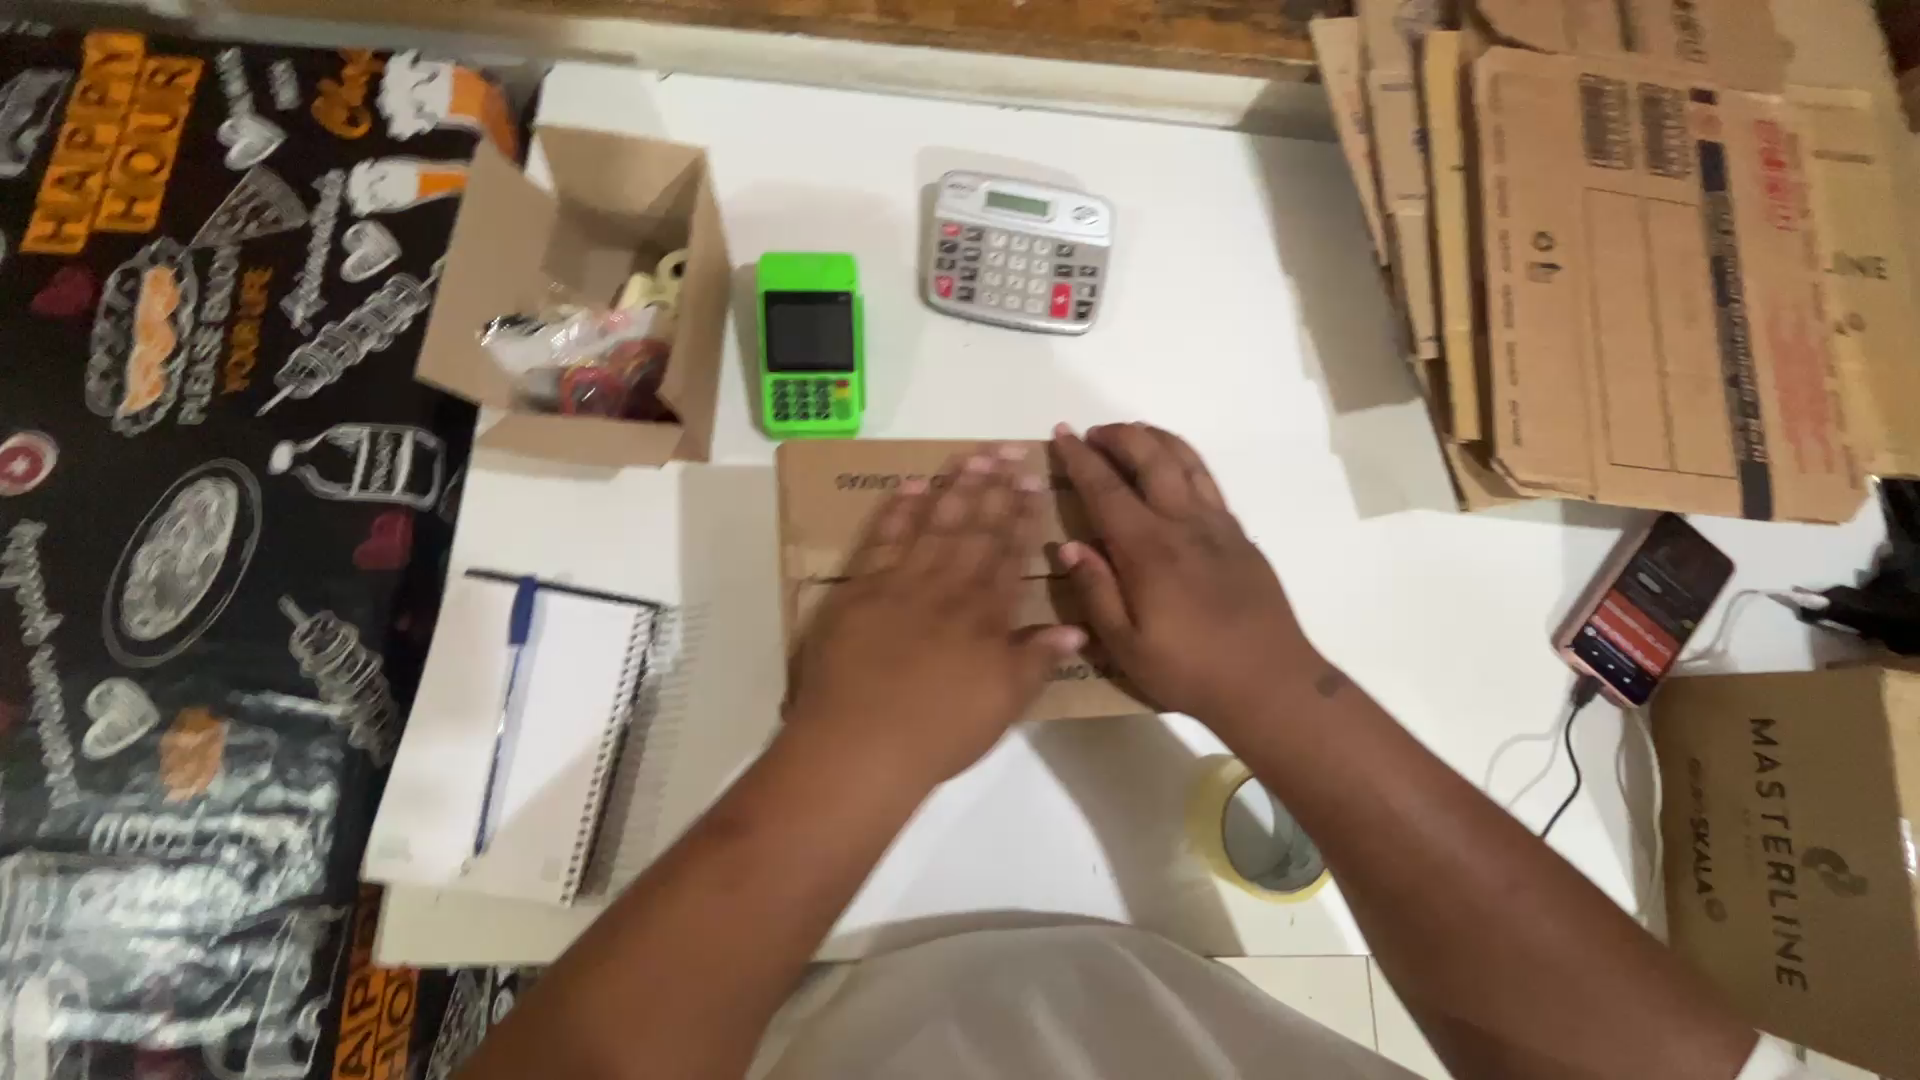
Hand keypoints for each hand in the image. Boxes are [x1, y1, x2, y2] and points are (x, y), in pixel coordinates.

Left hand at [784, 445, 1086, 784]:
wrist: (860, 745)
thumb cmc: (938, 733)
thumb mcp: (1003, 705)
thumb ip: (1037, 661)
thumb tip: (1077, 630)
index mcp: (985, 616)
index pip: (1010, 555)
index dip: (1022, 517)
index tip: (1031, 482)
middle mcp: (948, 589)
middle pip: (976, 529)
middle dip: (994, 488)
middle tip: (1006, 449)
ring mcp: (901, 584)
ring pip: (934, 524)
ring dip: (954, 488)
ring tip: (971, 455)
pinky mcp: (859, 590)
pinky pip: (882, 539)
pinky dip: (897, 511)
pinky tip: (911, 485)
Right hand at [1051, 422, 1326, 730]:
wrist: (1270, 682)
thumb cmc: (1189, 671)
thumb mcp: (1126, 646)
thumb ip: (1096, 591)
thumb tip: (1070, 547)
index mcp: (1148, 550)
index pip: (1106, 489)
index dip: (1080, 458)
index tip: (1061, 433)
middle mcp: (1183, 524)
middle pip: (1151, 458)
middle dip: (1118, 436)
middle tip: (1092, 432)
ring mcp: (1218, 526)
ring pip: (1186, 461)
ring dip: (1155, 438)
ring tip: (1131, 434)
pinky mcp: (1240, 537)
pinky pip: (1209, 481)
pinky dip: (1184, 460)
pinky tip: (1174, 469)